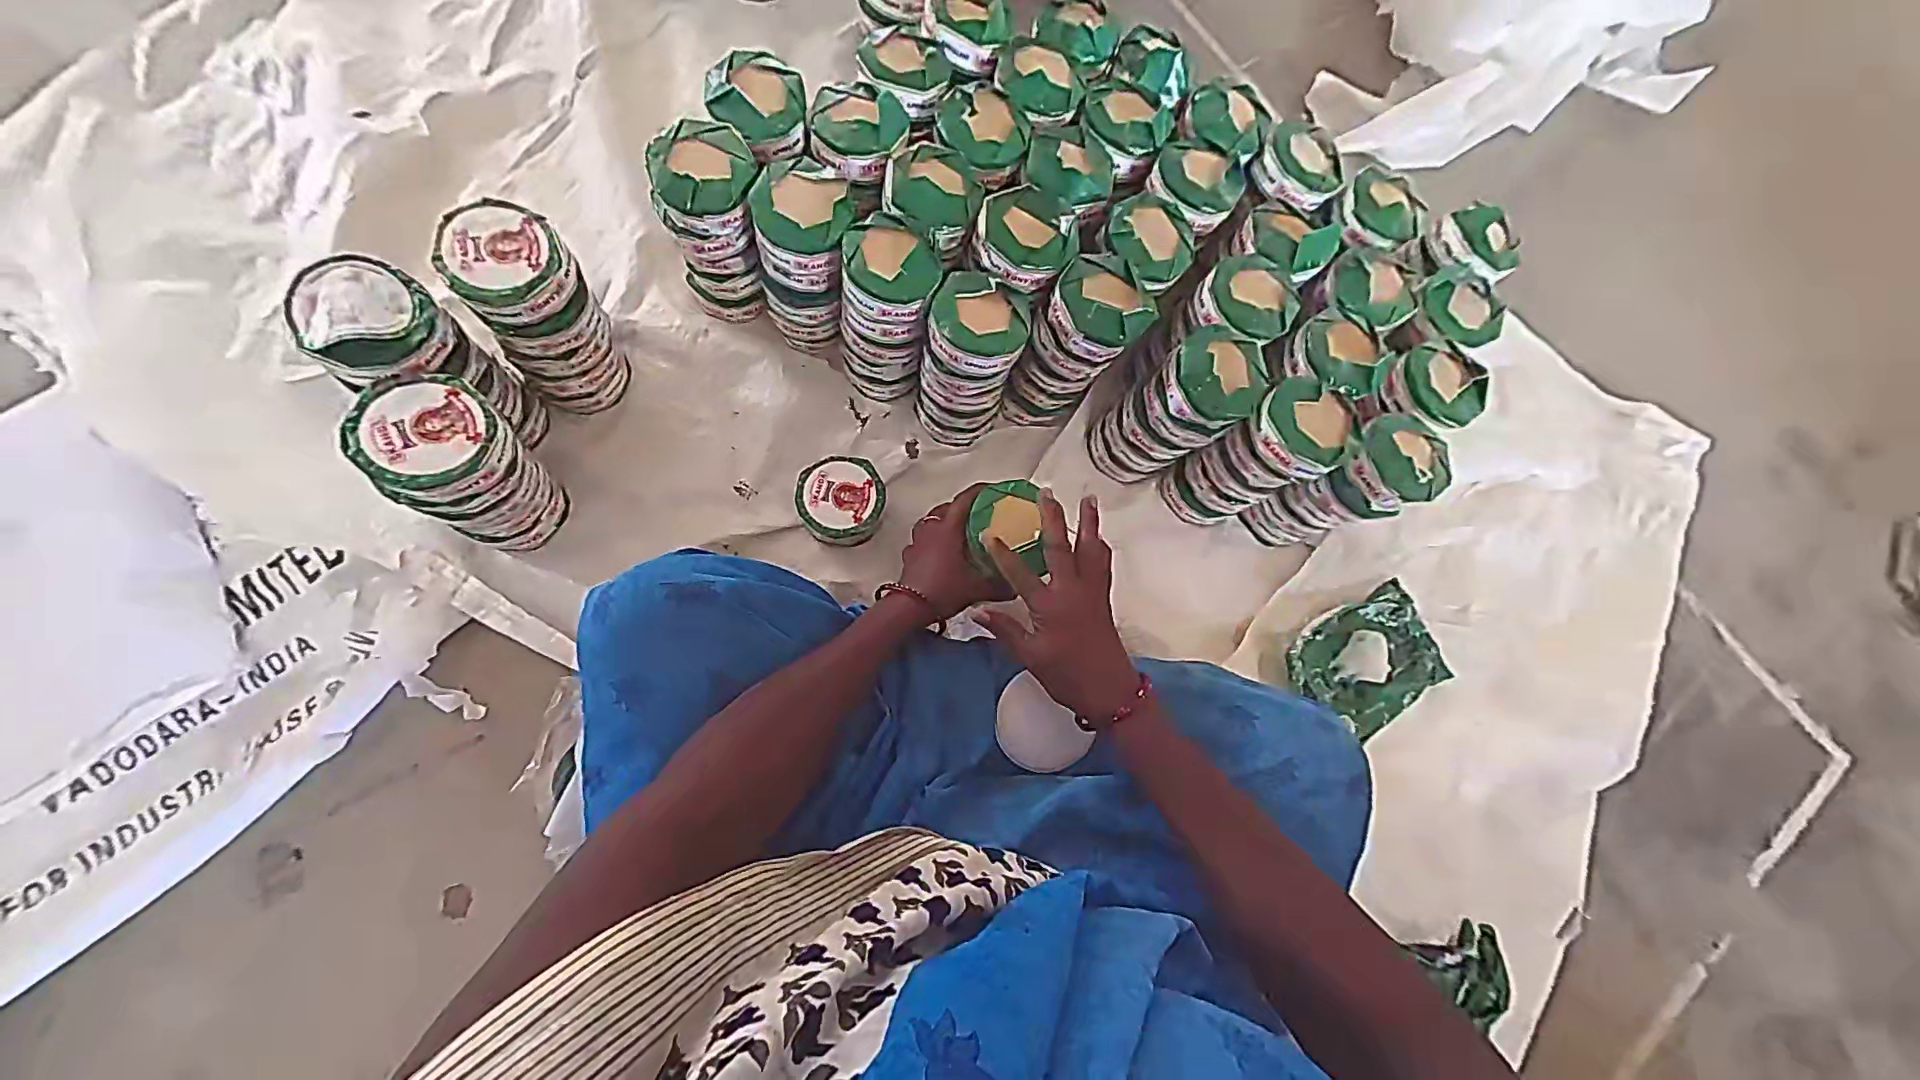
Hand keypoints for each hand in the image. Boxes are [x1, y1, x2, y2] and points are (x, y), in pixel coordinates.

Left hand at [897, 483, 1012, 619]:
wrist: (910, 607)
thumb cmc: (943, 590)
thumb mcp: (977, 589)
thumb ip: (1000, 586)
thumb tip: (1016, 588)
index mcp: (949, 529)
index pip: (964, 500)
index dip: (979, 491)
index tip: (992, 489)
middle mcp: (931, 529)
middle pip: (947, 508)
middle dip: (963, 507)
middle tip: (978, 513)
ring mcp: (917, 541)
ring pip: (932, 521)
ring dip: (945, 521)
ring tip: (959, 531)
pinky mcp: (910, 555)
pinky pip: (922, 539)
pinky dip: (933, 540)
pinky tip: (940, 551)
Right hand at [976, 491, 1140, 722]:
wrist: (1110, 691)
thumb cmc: (1067, 676)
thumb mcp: (1030, 657)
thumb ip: (1005, 630)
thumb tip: (977, 612)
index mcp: (1050, 605)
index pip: (1020, 573)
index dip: (1002, 553)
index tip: (989, 533)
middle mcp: (1073, 591)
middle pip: (1061, 547)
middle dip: (1052, 519)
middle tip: (1046, 494)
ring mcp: (1092, 592)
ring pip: (1090, 549)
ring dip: (1088, 523)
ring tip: (1089, 500)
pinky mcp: (1103, 598)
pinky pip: (1103, 564)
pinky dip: (1099, 547)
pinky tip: (1098, 538)